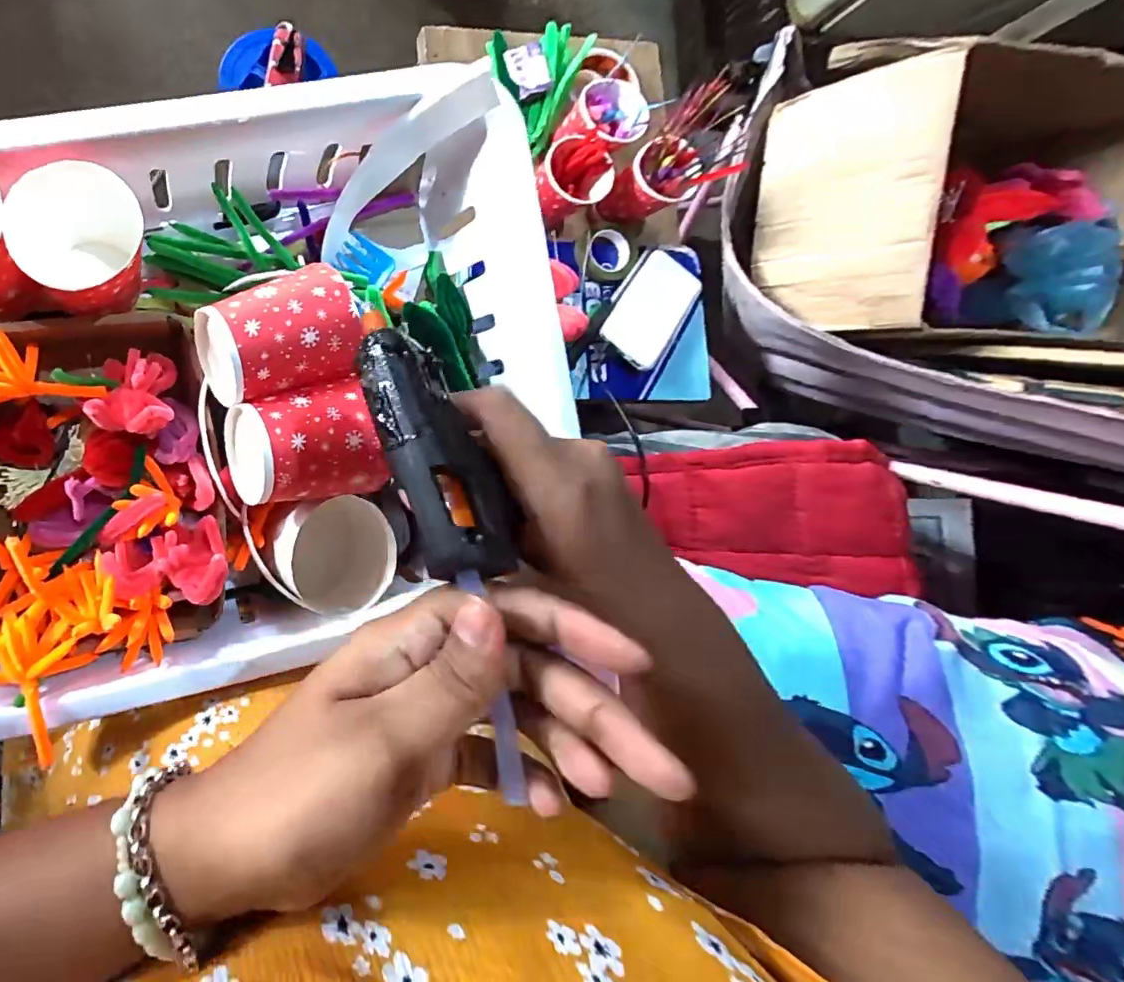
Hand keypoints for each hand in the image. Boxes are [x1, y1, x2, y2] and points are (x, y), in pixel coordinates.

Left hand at [150, 585, 691, 922]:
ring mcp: (423, 712)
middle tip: (660, 766)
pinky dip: (519, 773)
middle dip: (588, 706)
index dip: (567, 627)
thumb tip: (497, 610)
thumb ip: (446, 679)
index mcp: (406, 643)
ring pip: (510, 710)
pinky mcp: (423, 757)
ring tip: (609, 790)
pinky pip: (486, 752)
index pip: (499, 612)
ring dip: (563, 743)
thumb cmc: (303, 792)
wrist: (239, 855)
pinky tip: (546, 806)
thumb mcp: (381, 739)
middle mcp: (420, 666)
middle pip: (518, 667)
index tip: (632, 662)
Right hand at [452, 388, 894, 867]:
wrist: (718, 715)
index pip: (493, 408)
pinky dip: (509, 511)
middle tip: (417, 510)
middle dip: (456, 465)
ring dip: (482, 494)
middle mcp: (581, 470)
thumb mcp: (533, 613)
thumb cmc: (631, 669)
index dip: (445, 409)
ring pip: (515, 468)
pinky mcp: (604, 512)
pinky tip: (492, 556)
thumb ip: (474, 564)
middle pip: (497, 439)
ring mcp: (596, 489)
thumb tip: (427, 530)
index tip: (406, 440)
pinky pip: (538, 489)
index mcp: (564, 486)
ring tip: (447, 538)